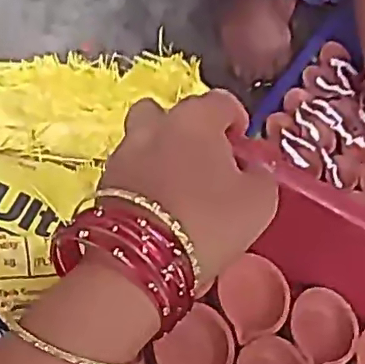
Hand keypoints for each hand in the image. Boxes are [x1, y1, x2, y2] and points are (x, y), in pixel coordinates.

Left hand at [101, 91, 280, 282]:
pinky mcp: (103, 186)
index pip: (222, 102)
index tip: (241, 145)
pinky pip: (128, 175)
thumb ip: (262, 175)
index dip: (236, 121)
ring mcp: (122, 154)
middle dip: (188, 133)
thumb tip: (253, 168)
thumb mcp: (259, 202)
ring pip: (143, 143)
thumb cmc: (208, 224)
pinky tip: (154, 212)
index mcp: (196, 118)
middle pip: (171, 115)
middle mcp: (153, 126)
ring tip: (174, 190)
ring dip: (159, 157)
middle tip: (203, 166)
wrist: (140, 261)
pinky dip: (141, 185)